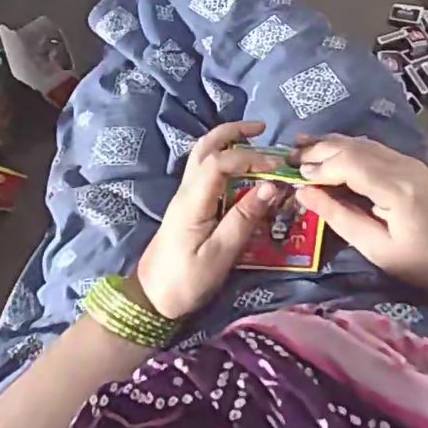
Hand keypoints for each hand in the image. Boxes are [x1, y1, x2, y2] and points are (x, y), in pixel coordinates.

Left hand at [134, 121, 287, 319]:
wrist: (152, 299)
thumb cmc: (186, 280)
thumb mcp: (220, 255)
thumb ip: (244, 219)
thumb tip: (271, 186)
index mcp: (193, 200)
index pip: (220, 161)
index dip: (249, 157)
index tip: (276, 167)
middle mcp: (186, 191)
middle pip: (205, 147)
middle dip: (233, 132)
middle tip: (262, 129)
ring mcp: (184, 196)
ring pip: (202, 156)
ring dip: (227, 142)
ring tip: (255, 143)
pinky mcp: (188, 206)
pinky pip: (205, 171)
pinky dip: (224, 160)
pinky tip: (241, 170)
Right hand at [292, 134, 427, 293]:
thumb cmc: (419, 262)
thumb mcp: (374, 248)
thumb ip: (338, 217)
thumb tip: (304, 193)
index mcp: (397, 190)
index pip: (350, 165)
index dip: (319, 167)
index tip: (295, 176)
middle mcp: (403, 167)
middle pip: (354, 148)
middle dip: (319, 150)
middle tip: (289, 157)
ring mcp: (408, 162)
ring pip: (361, 143)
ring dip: (329, 144)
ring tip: (300, 147)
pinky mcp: (408, 163)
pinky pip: (371, 147)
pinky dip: (345, 147)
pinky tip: (327, 148)